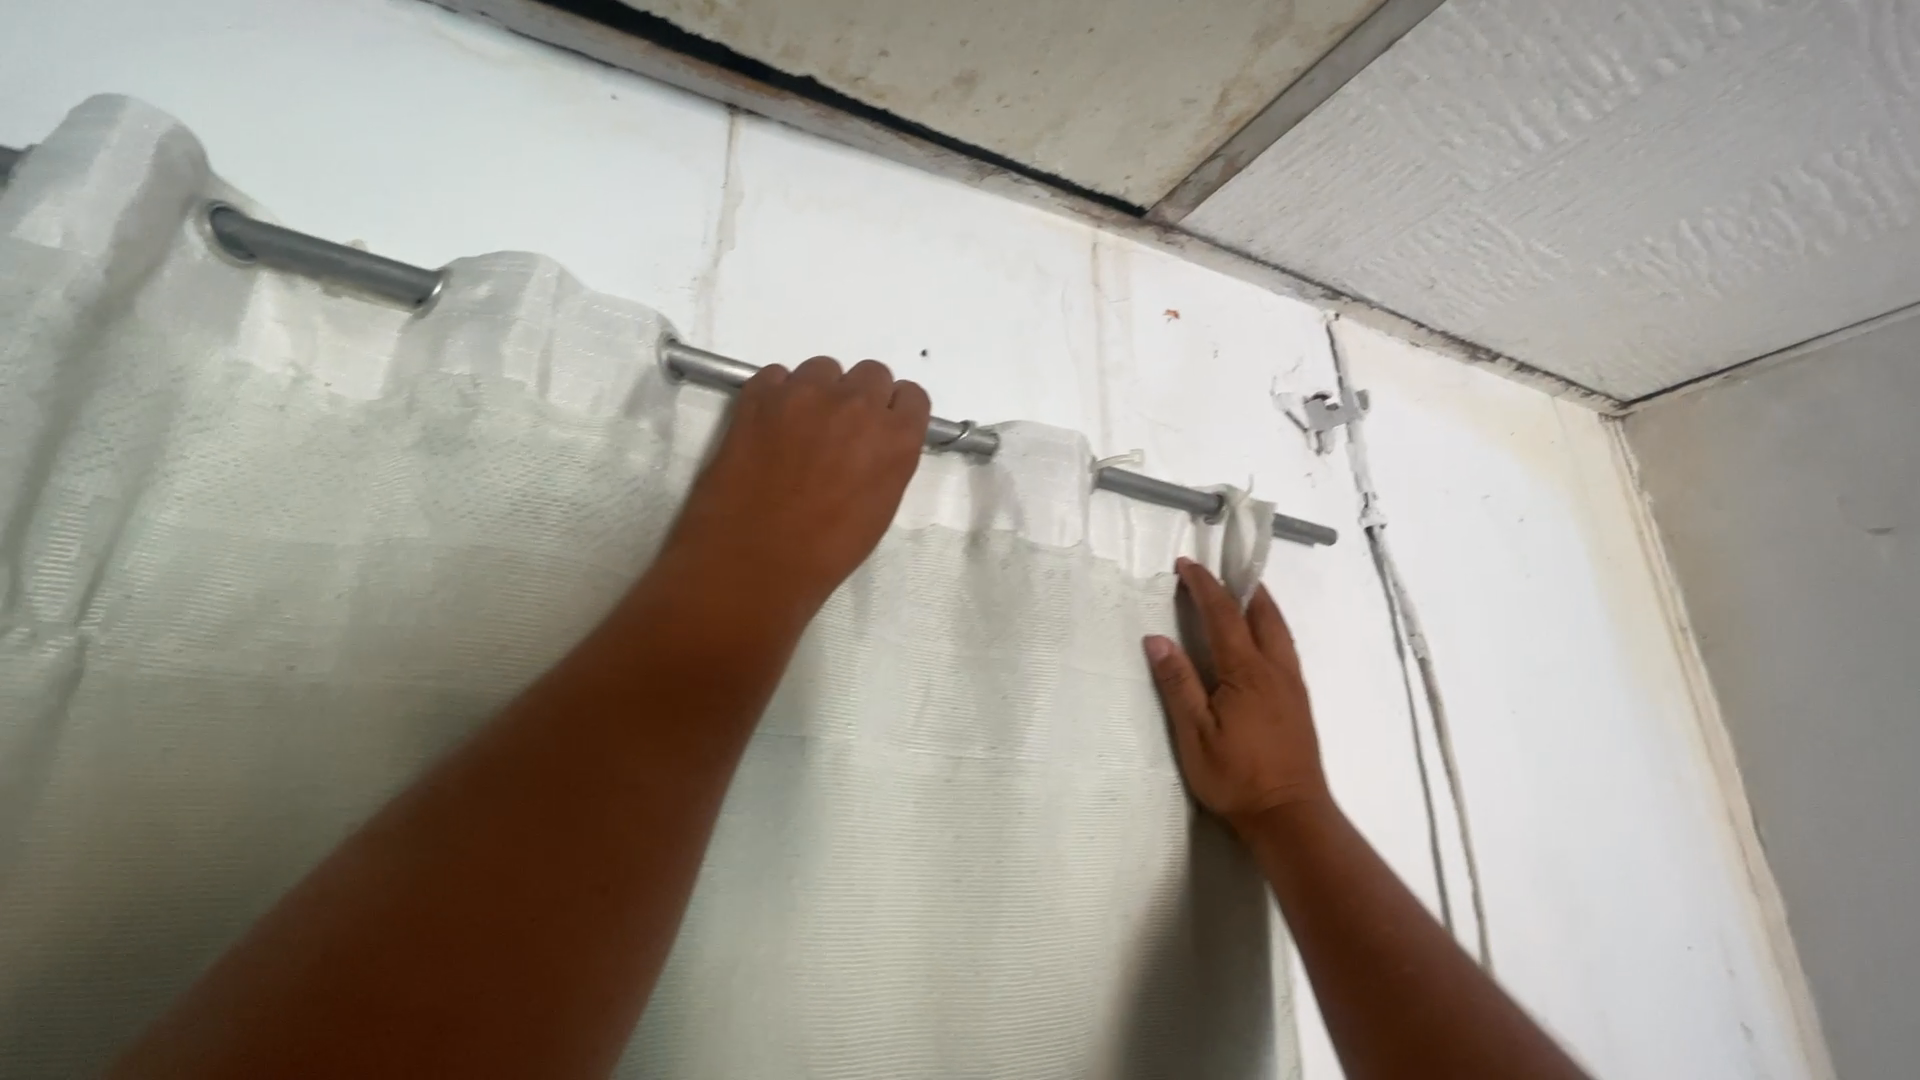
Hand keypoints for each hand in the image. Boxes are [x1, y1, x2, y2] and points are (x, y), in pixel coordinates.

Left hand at [659, 356, 931, 621]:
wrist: (754, 559)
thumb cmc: (827, 550)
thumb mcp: (880, 507)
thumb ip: (887, 461)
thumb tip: (874, 444)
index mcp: (896, 438)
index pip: (912, 396)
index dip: (895, 411)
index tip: (882, 428)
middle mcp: (857, 404)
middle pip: (871, 374)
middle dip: (860, 398)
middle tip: (840, 431)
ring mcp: (805, 393)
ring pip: (823, 369)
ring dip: (819, 392)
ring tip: (800, 429)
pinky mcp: (759, 394)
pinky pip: (777, 375)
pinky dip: (778, 395)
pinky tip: (770, 428)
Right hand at [1145, 558, 1329, 829]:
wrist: (1291, 816)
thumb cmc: (1236, 777)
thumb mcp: (1194, 734)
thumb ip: (1177, 683)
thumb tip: (1156, 639)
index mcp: (1246, 672)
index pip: (1223, 615)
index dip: (1204, 586)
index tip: (1185, 565)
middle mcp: (1275, 669)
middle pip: (1262, 613)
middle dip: (1239, 586)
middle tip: (1216, 571)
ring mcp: (1292, 685)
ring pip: (1279, 629)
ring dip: (1259, 603)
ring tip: (1241, 592)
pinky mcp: (1298, 701)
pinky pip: (1285, 646)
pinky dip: (1269, 625)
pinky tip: (1258, 637)